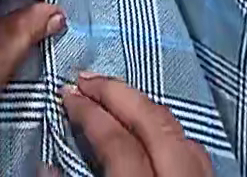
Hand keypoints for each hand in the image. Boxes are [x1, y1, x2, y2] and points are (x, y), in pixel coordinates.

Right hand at [63, 72, 213, 176]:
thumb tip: (48, 165)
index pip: (117, 140)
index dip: (88, 112)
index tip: (66, 94)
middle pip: (154, 122)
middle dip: (117, 93)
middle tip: (85, 80)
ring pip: (182, 134)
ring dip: (145, 109)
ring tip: (116, 99)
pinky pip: (197, 153)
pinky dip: (171, 133)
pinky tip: (154, 132)